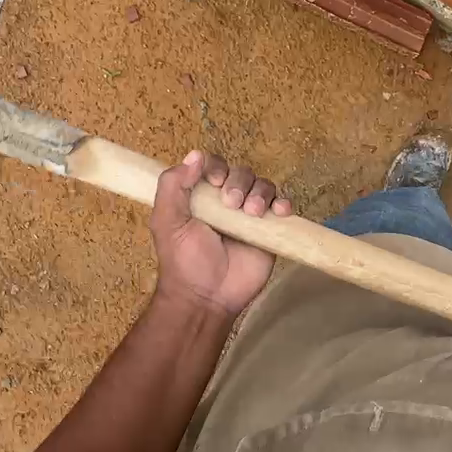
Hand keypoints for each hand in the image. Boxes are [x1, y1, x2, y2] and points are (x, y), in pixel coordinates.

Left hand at [149, 151, 291, 315]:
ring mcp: (250, 215)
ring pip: (264, 185)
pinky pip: (282, 206)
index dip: (217, 167)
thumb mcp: (167, 222)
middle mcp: (226, 201)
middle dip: (239, 183)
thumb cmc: (184, 260)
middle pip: (242, 173)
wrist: (208, 297)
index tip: (216, 182)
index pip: (213, 166)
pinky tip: (280, 212)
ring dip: (261, 193)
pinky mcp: (270, 229)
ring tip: (252, 213)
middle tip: (232, 205)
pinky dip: (284, 203)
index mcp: (201, 196)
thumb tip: (194, 154)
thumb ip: (173, 186)